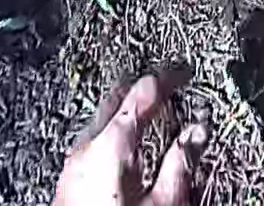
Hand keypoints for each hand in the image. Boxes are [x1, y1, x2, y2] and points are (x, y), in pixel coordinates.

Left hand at [52, 73, 206, 205]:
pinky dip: (114, 137)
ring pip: (103, 121)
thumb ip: (180, 163)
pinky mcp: (67, 189)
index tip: (186, 75)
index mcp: (111, 143)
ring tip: (154, 121)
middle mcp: (86, 148)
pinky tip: (129, 155)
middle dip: (144, 91)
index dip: (169, 79)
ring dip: (127, 115)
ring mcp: (72, 169)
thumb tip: (196, 131)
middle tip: (171, 89)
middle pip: (117, 99)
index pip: (144, 91)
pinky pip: (93, 146)